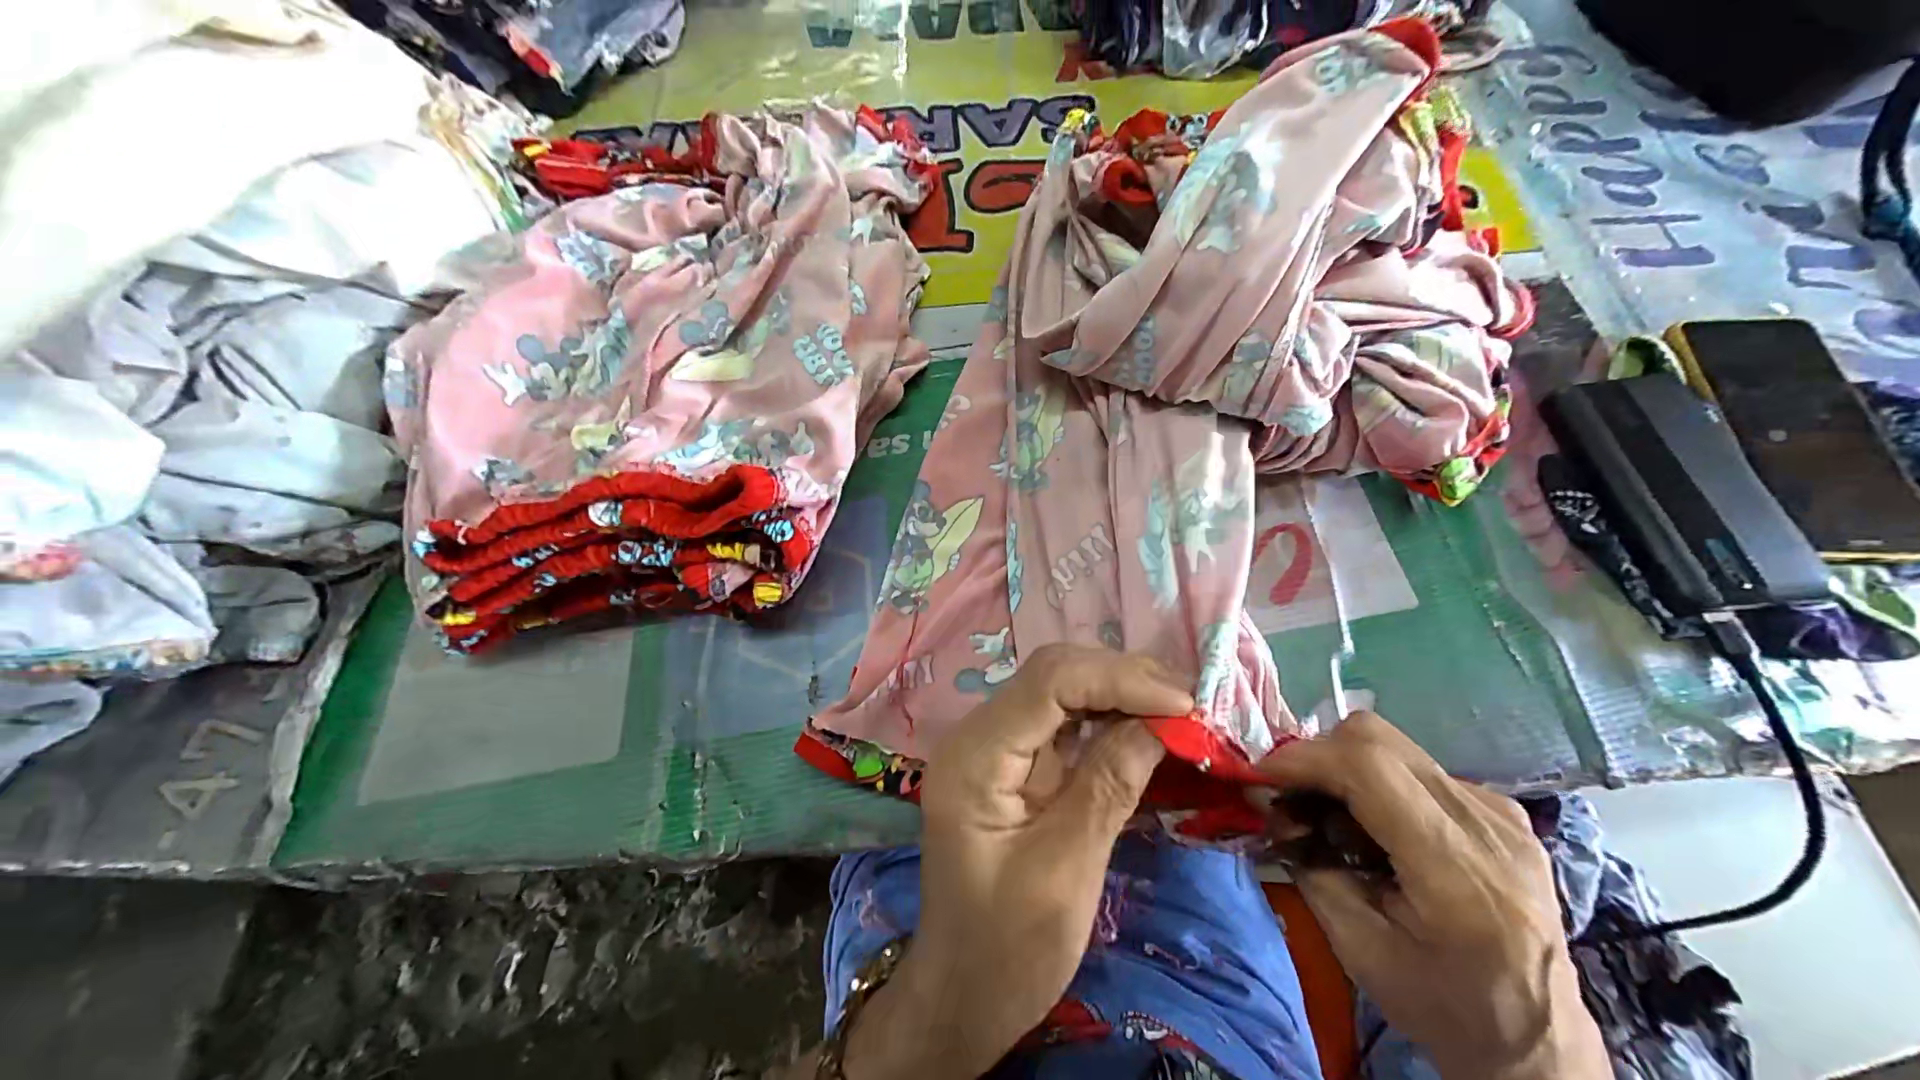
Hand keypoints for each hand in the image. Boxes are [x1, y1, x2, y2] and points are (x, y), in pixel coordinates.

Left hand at [843, 645, 1192, 1079]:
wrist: (962, 994)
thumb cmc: (1008, 949)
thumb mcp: (1066, 871)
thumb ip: (1109, 786)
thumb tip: (1164, 720)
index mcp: (975, 757)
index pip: (1048, 682)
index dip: (1120, 679)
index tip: (1186, 703)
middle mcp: (978, 736)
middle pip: (1054, 676)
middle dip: (1124, 680)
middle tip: (1193, 704)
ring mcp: (994, 748)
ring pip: (1062, 691)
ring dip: (1121, 694)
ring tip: (1182, 711)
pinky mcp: (1014, 766)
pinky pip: (1064, 723)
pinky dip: (1109, 719)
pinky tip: (1147, 728)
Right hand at [1255, 712, 1610, 1079]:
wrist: (1541, 1044)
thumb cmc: (1443, 1006)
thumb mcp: (1357, 947)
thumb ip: (1309, 866)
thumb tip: (1270, 806)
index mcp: (1457, 871)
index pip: (1368, 768)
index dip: (1303, 759)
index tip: (1260, 778)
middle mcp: (1487, 826)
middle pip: (1377, 739)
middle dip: (1315, 756)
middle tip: (1287, 795)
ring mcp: (1501, 812)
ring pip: (1393, 745)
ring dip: (1342, 767)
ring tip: (1327, 815)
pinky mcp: (1502, 811)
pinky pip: (1417, 767)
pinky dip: (1376, 782)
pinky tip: (1374, 827)